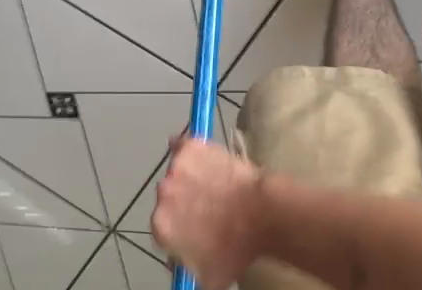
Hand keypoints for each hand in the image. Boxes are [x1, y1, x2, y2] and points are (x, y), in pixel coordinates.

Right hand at [151, 136, 266, 287]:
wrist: (259, 214)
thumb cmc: (235, 248)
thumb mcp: (208, 275)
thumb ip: (187, 266)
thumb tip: (182, 261)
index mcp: (162, 225)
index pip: (163, 225)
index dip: (178, 227)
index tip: (193, 227)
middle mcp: (163, 193)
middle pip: (169, 196)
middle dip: (183, 201)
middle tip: (206, 206)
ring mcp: (176, 167)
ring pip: (178, 171)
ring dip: (188, 177)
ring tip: (212, 184)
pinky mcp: (191, 147)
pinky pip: (182, 145)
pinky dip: (186, 149)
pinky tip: (196, 153)